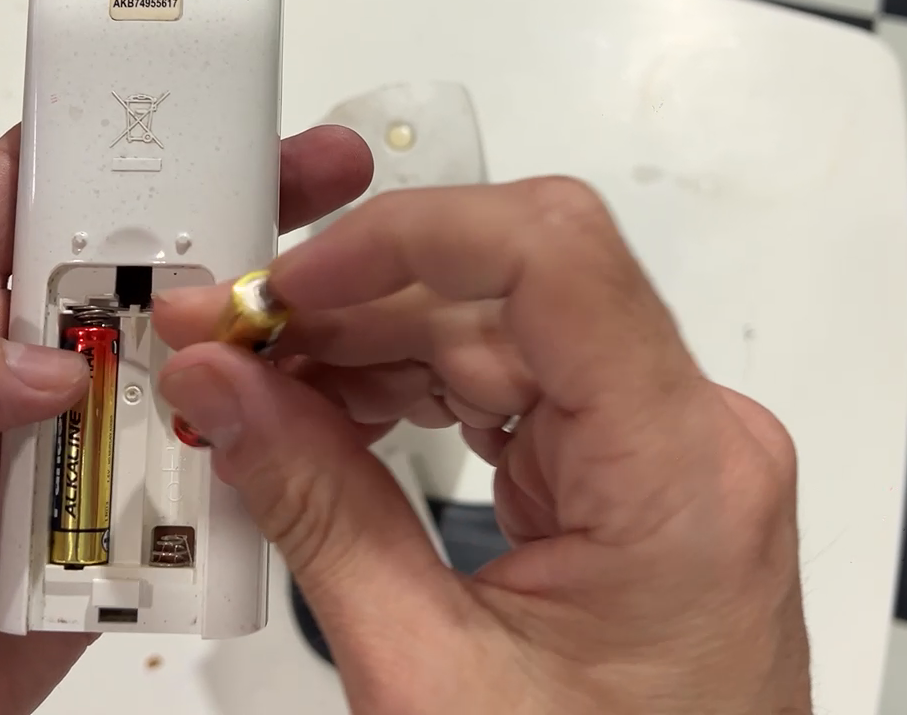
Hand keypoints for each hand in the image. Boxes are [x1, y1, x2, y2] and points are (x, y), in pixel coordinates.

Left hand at [0, 125, 371, 714]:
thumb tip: (55, 367)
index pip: (35, 187)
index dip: (116, 139)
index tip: (210, 108)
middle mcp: (29, 354)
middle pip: (146, 261)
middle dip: (238, 208)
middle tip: (328, 174)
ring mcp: (87, 434)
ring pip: (194, 353)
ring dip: (266, 322)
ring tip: (356, 293)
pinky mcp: (125, 516)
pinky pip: (207, 459)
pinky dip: (268, 431)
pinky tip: (334, 406)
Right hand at [153, 179, 810, 713]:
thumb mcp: (428, 680)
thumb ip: (315, 510)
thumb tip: (223, 388)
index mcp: (678, 473)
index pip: (552, 255)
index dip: (409, 235)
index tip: (294, 278)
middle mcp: (682, 429)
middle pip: (493, 290)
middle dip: (346, 301)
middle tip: (232, 339)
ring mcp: (649, 438)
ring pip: (481, 323)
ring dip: (360, 343)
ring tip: (264, 389)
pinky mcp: (611, 457)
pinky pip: (492, 374)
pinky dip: (399, 382)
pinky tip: (330, 414)